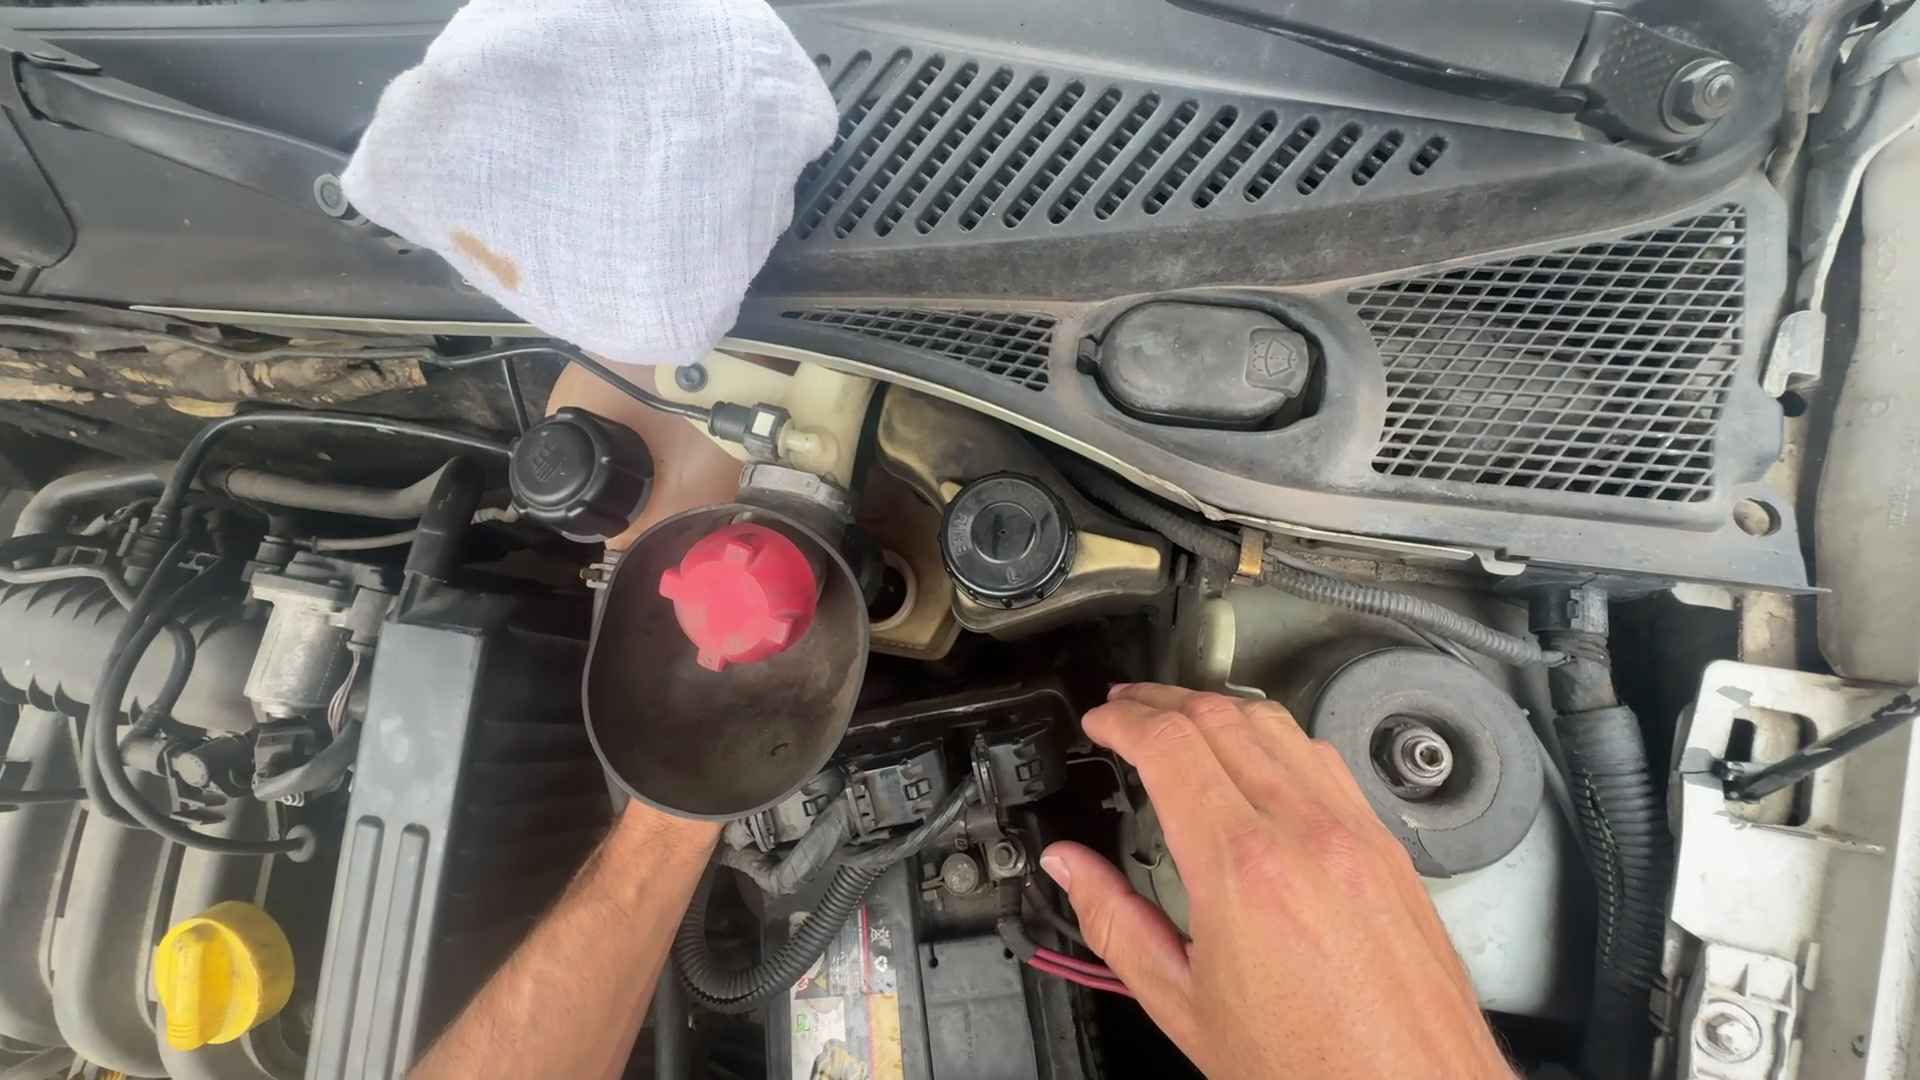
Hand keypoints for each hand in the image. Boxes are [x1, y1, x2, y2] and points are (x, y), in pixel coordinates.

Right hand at [1040, 684, 1514, 1079]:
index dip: (1121, 720)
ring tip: (1176, 715)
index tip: (1100, 722)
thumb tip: (1066, 864)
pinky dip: (1268, 732)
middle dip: (1156, 699)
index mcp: (1241, 866)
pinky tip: (1250, 750)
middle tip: (1124, 707)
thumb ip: (1111, 919)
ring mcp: (1351, 829)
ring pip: (1270, 721)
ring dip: (1210, 705)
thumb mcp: (1181, 1003)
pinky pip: (1318, 754)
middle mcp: (1302, 831)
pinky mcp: (1383, 841)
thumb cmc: (1309, 1069)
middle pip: (1215, 715)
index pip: (1168, 744)